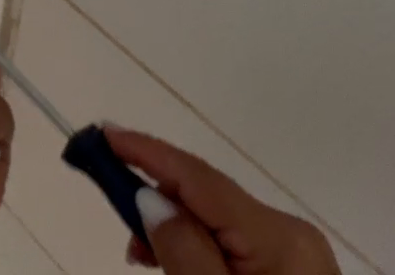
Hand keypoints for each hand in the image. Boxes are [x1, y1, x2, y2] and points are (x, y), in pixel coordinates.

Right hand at [108, 126, 339, 274]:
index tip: (100, 132)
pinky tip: (173, 264)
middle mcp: (290, 234)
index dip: (146, 151)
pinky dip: (194, 247)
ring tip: (141, 258)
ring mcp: (294, 255)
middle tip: (114, 217)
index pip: (198, 177)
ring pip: (212, 219)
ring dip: (171, 228)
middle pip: (203, 195)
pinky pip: (228, 242)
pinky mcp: (288, 273)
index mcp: (279, 238)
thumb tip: (148, 197)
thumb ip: (183, 251)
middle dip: (154, 198)